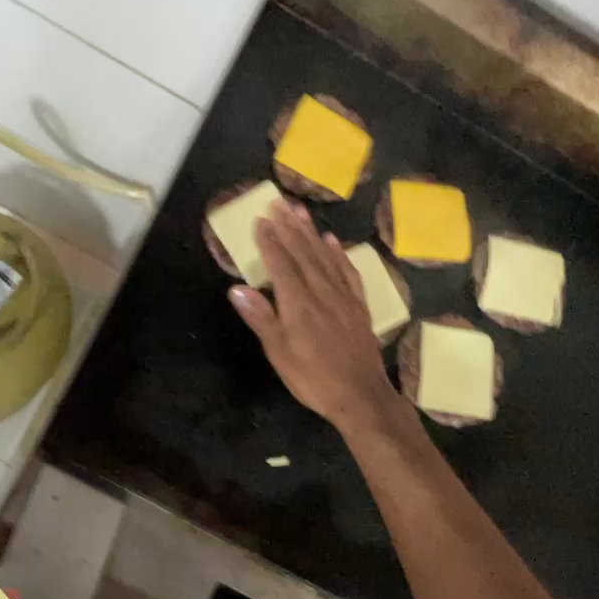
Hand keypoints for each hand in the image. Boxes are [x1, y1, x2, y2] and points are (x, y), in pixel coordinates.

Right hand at [229, 200, 400, 433]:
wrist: (361, 395)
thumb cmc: (313, 378)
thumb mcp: (279, 354)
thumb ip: (261, 319)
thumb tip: (237, 288)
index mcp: (298, 304)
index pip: (281, 265)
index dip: (270, 242)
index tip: (260, 220)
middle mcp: (321, 292)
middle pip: (304, 253)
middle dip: (289, 227)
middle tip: (278, 202)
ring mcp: (343, 297)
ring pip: (325, 257)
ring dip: (311, 232)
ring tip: (300, 211)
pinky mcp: (358, 306)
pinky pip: (347, 272)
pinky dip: (338, 254)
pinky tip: (332, 242)